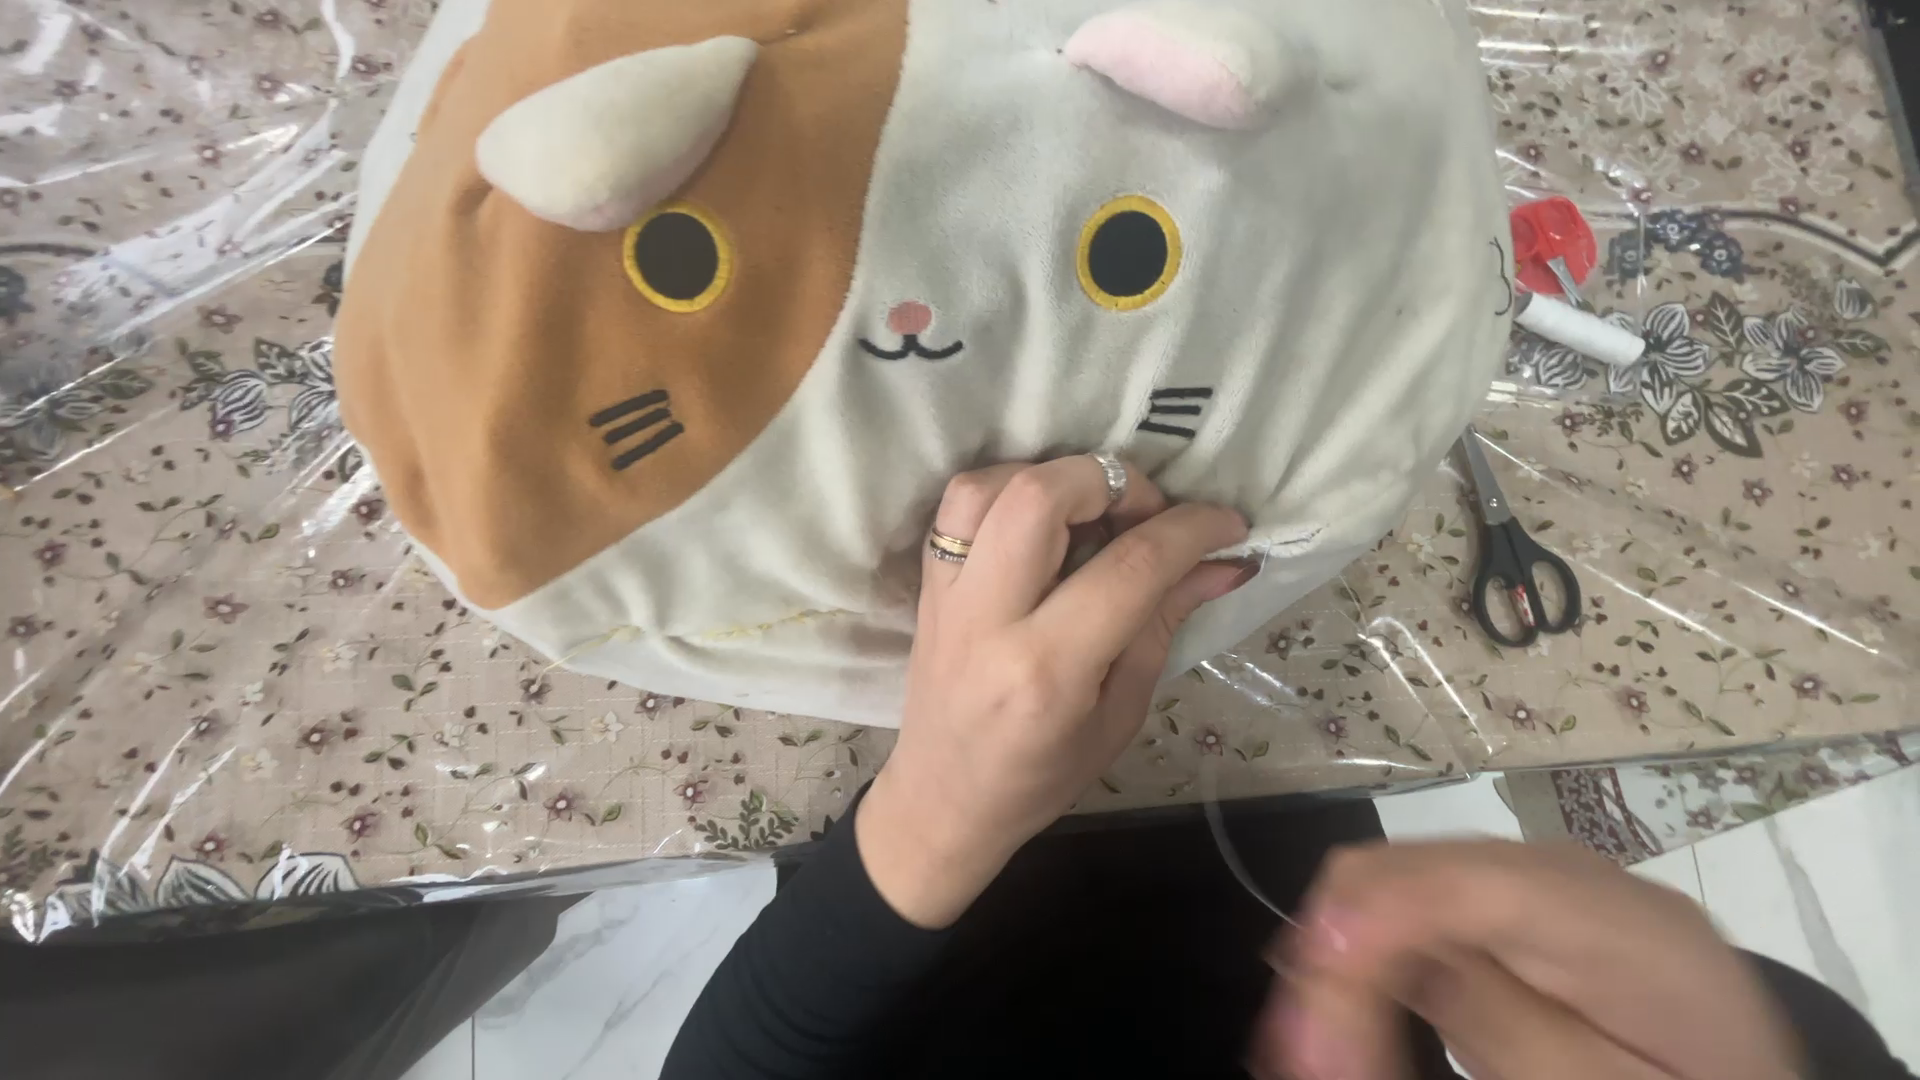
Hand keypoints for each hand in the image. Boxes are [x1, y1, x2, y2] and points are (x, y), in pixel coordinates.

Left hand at [856, 456, 1251, 927]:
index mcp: (1047, 671)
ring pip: (987, 487)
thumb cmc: (1039, 777)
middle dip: (1112, 481)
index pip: (1129, 568)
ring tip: (1089, 510)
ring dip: (1051, 476)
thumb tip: (1222, 563)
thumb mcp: (1120, 714)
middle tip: (1146, 513)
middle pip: (1040, 497)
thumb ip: (1163, 624)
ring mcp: (946, 596)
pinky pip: (956, 505)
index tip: (1226, 524)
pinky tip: (1040, 519)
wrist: (943, 801)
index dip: (1190, 530)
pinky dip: (1005, 488)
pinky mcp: (926, 585)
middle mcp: (988, 620)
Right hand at [1251, 840, 1801, 1079]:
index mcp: (1624, 926)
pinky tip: (1342, 992)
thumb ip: (1501, 1023)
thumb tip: (1367, 950)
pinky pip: (1404, 895)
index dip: (1377, 915)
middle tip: (1298, 1043)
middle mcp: (1562, 871)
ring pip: (1389, 875)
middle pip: (1411, 868)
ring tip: (1311, 1031)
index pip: (1476, 887)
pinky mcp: (1495, 890)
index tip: (1306, 976)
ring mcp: (1525, 873)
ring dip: (1334, 947)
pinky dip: (1359, 943)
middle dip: (1333, 944)